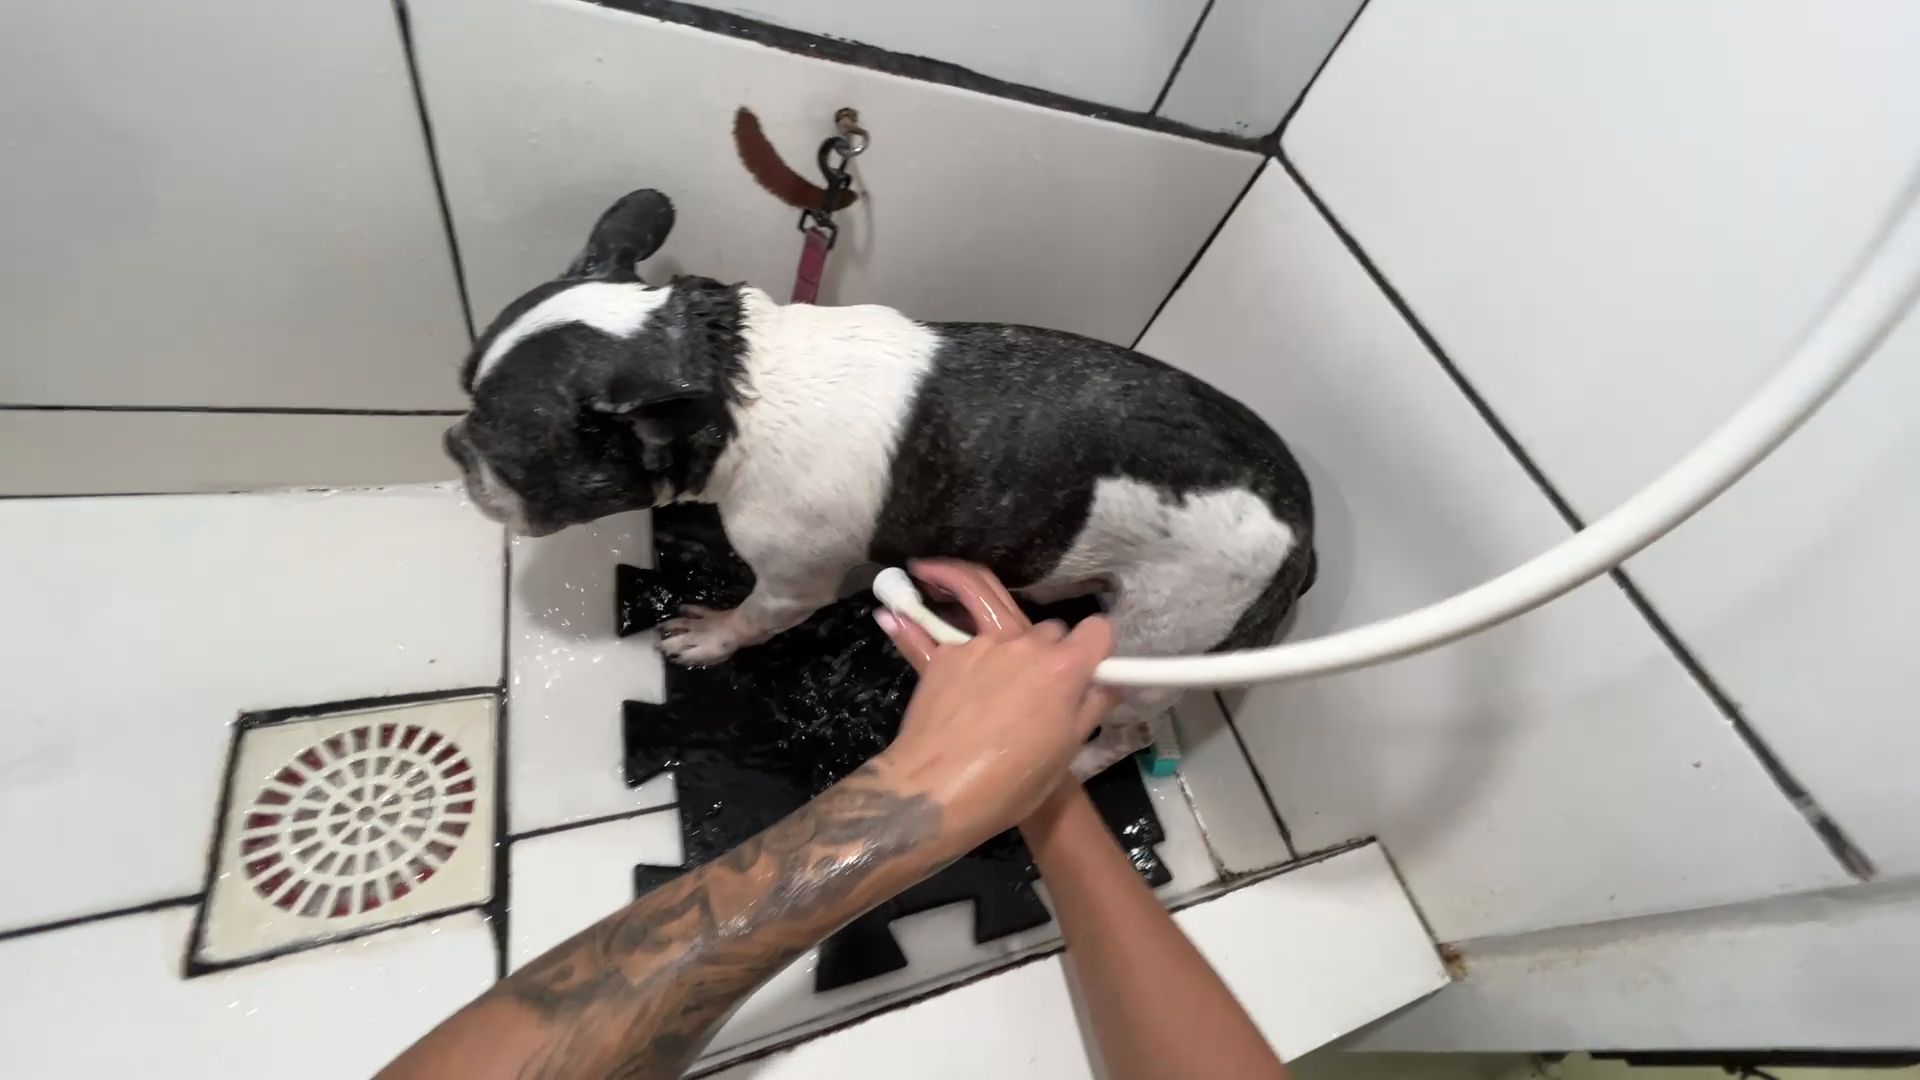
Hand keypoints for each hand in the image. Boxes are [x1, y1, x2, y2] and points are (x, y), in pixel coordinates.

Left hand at [873, 560, 1119, 856]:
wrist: (937, 791)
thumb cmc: (1011, 783)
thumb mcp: (1066, 751)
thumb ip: (1093, 706)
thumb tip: (1116, 683)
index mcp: (1063, 669)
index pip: (1097, 630)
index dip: (1098, 643)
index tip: (1093, 658)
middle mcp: (1024, 645)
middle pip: (1048, 629)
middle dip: (1050, 648)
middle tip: (1040, 682)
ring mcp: (980, 645)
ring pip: (1001, 624)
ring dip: (1000, 633)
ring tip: (955, 602)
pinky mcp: (944, 654)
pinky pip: (946, 635)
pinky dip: (933, 633)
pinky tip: (895, 617)